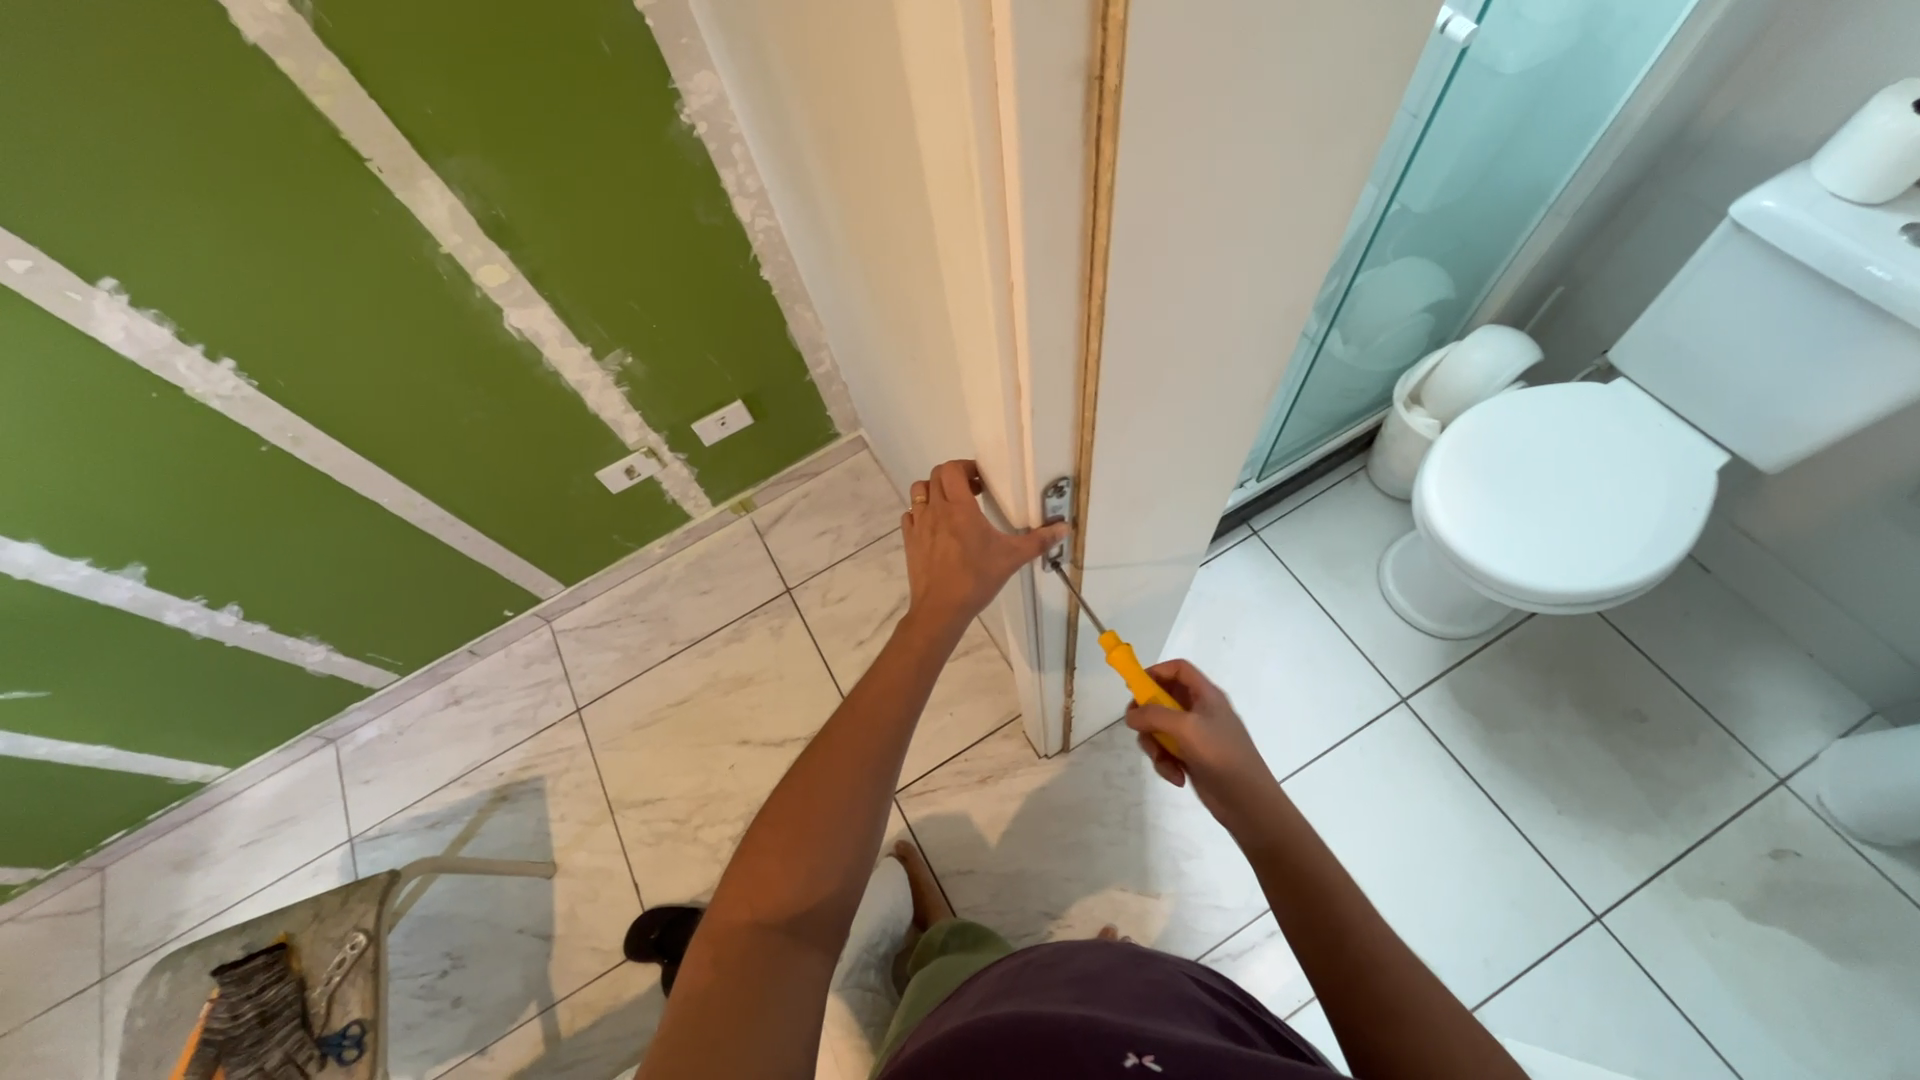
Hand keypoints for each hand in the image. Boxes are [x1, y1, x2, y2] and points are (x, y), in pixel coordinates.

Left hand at [901, 460, 1067, 635]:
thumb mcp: (1012, 558)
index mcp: (959, 508)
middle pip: (935, 476)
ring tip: (952, 504)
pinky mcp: (909, 541)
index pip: (952, 470)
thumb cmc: (976, 579)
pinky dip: (921, 512)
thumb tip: (1064, 528)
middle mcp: (936, 510)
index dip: (966, 468)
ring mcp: (919, 525)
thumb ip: (1039, 541)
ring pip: (919, 492)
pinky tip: (935, 526)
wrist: (941, 608)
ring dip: (934, 491)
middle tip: (973, 491)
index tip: (981, 480)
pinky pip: (910, 514)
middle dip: (954, 477)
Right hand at [1127, 659, 1281, 833]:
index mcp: (1206, 695)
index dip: (1155, 672)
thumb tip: (1131, 715)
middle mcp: (1200, 711)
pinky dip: (1166, 763)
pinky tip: (1177, 776)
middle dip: (1147, 716)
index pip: (1178, 669)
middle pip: (1162, 699)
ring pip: (1159, 728)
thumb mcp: (1186, 728)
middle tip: (1137, 726)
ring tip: (1164, 761)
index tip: (1134, 689)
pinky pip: (1166, 751)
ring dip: (1155, 745)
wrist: (1248, 801)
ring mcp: (1195, 735)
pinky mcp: (1191, 757)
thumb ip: (1154, 715)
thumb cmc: (1221, 755)